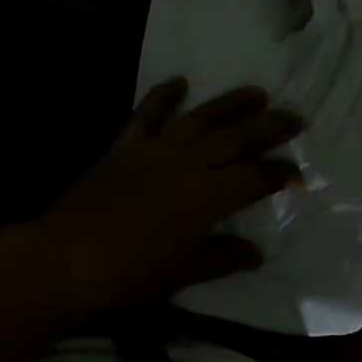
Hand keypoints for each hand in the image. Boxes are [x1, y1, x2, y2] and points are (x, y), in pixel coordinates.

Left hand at [39, 80, 301, 305]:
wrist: (65, 260)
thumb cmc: (128, 279)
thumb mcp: (181, 276)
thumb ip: (219, 259)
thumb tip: (254, 252)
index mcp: (206, 199)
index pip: (253, 179)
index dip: (278, 173)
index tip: (296, 171)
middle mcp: (185, 166)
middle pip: (234, 139)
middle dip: (268, 127)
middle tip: (294, 115)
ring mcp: (153, 152)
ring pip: (198, 119)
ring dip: (228, 104)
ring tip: (256, 92)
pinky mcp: (123, 148)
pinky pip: (146, 115)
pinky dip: (163, 97)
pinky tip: (178, 82)